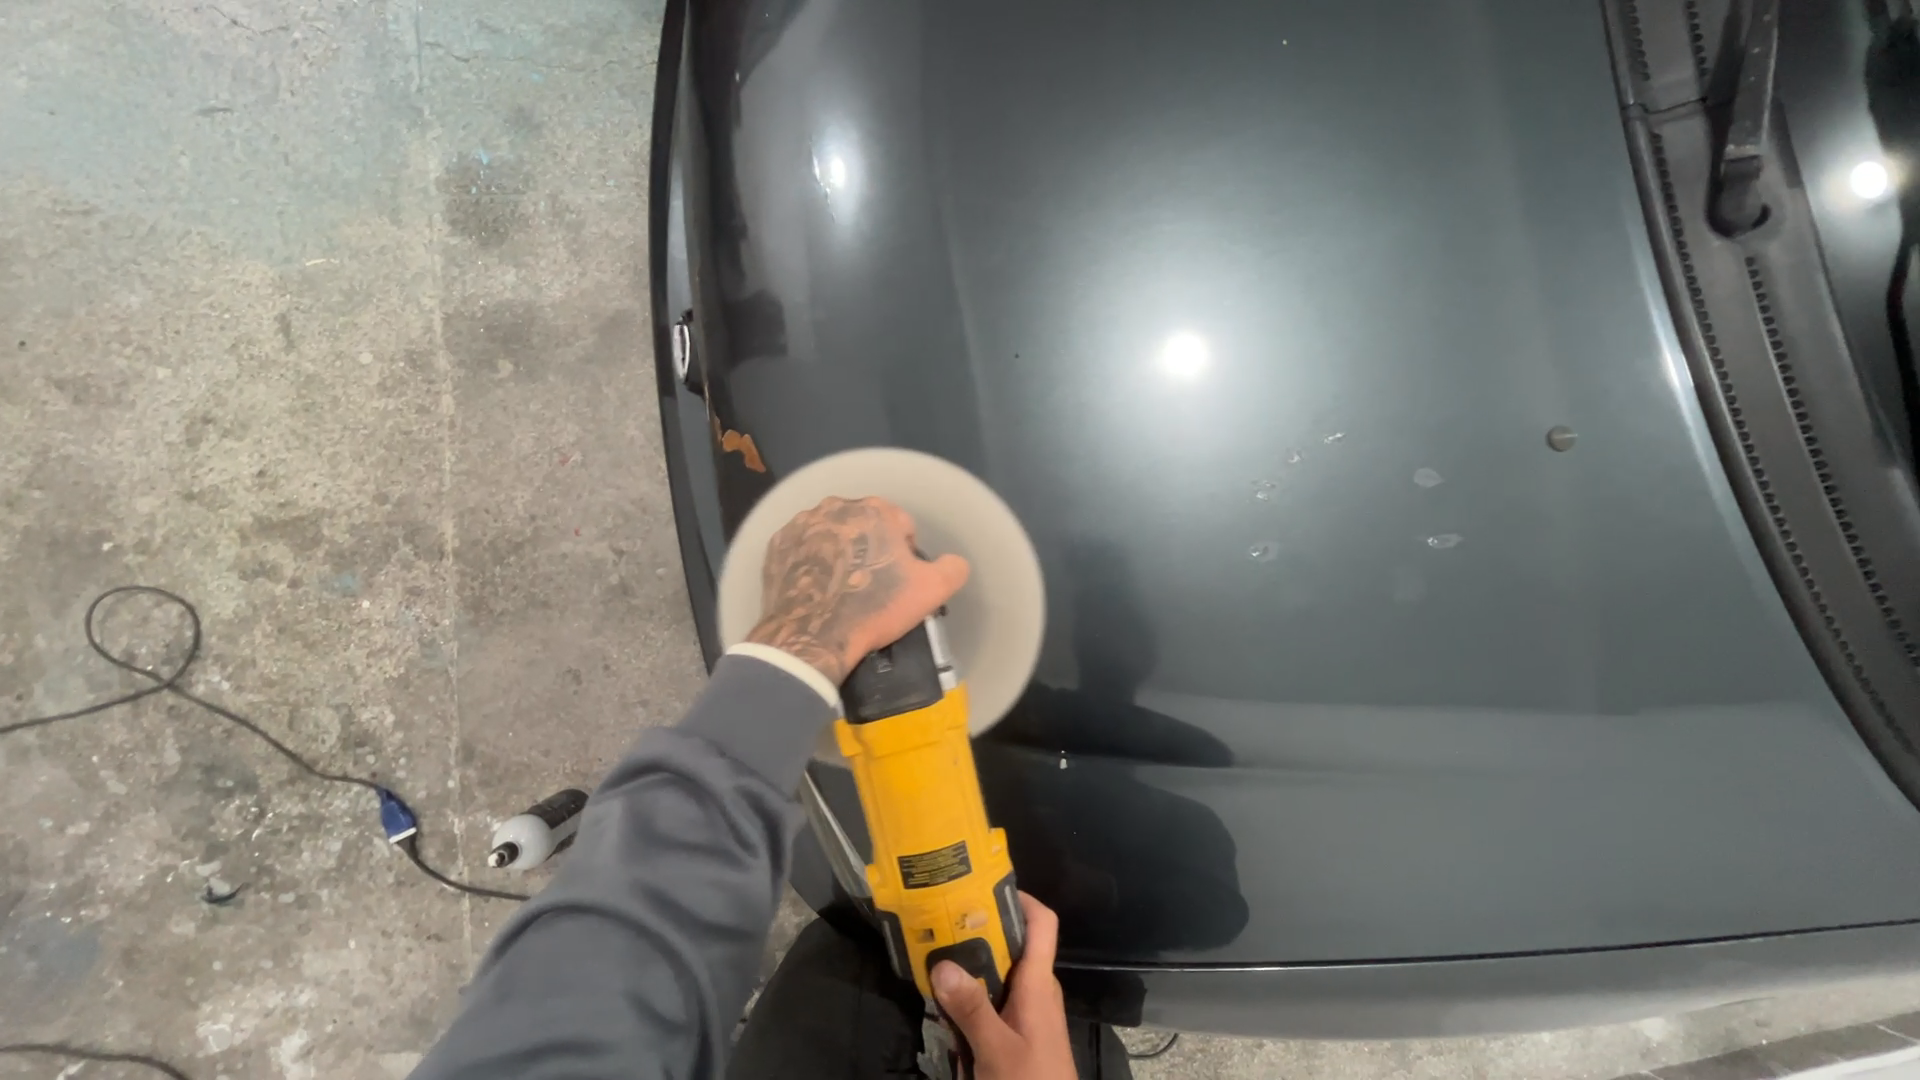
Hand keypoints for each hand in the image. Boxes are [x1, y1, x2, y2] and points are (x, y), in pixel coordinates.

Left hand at [746, 496, 969, 683]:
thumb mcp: (932, 590)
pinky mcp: (776, 547)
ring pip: (832, 535)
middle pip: (864, 526)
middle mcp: (836, 506)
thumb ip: (952, 568)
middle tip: (870, 586)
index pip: (901, 525)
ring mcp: (801, 524)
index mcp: (875, 509)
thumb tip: (954, 562)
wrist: (811, 635)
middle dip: (870, 548)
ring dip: (839, 553)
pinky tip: (816, 589)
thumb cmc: (874, 607)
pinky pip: (802, 550)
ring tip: (841, 589)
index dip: (905, 554)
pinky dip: (810, 564)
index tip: (899, 581)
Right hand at [931, 893, 1075, 1079]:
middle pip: (1012, 946)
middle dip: (978, 933)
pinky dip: (972, 998)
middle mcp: (1036, 991)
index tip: (983, 886)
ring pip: (999, 976)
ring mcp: (1027, 1015)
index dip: (1020, 898)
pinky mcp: (1017, 1037)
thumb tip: (941, 962)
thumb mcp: (996, 1051)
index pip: (1042, 923)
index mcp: (1038, 984)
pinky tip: (944, 1005)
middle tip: (940, 923)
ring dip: (970, 969)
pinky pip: (994, 1003)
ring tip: (933, 958)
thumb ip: (970, 1008)